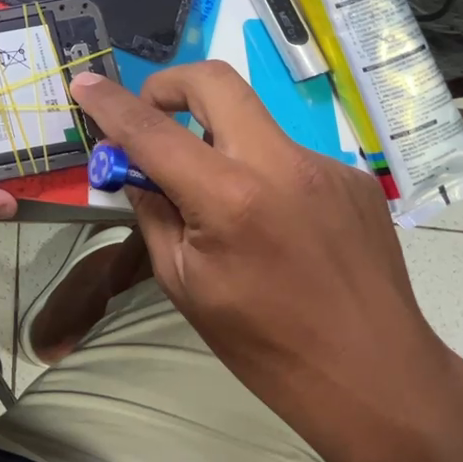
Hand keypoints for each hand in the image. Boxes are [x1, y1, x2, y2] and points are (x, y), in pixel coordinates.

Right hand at [68, 64, 462, 461]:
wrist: (378, 381)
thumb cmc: (264, 344)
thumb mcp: (183, 282)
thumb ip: (154, 213)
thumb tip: (134, 170)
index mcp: (228, 198)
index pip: (151, 131)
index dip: (110, 104)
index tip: (84, 84)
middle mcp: (279, 165)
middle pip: (214, 81)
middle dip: (169, 85)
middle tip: (151, 115)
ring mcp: (324, 166)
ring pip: (252, 120)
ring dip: (216, 138)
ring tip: (217, 197)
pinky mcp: (352, 179)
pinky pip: (286, 154)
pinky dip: (258, 170)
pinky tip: (269, 222)